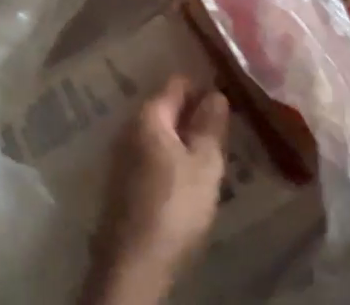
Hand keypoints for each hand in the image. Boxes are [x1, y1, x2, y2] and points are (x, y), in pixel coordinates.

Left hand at [79, 76, 229, 304]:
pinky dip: (170, 160)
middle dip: (194, 115)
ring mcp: (121, 157)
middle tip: (224, 131)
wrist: (133, 266)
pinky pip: (151, 157)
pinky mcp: (121, 184)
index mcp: (148, 116)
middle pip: (167, 108)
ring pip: (159, 135)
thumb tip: (215, 93)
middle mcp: (128, 128)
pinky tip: (187, 179)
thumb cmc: (175, 207)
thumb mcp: (205, 163)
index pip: (178, 82)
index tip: (229, 101)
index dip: (205, 87)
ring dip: (183, 140)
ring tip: (211, 155)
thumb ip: (211, 124)